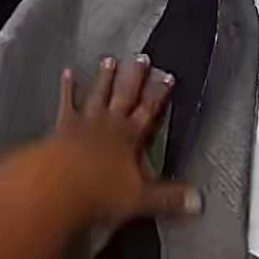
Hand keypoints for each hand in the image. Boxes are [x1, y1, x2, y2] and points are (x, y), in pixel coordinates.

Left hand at [46, 55, 200, 225]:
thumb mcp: (141, 198)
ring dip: (104, 77)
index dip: (159, 94)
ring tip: (109, 58)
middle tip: (141, 56)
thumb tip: (198, 201)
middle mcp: (109, 123)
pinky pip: (66, 102)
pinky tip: (66, 72)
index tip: (167, 76)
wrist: (59, 186)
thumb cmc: (101, 192)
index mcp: (130, 136)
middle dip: (135, 76)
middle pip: (125, 95)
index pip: (149, 111)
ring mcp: (85, 121)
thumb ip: (169, 198)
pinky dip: (67, 87)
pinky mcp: (62, 126)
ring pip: (98, 93)